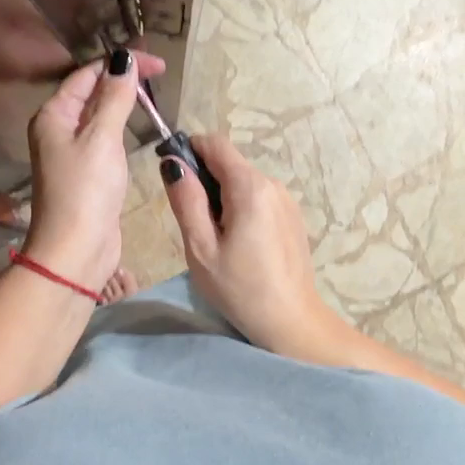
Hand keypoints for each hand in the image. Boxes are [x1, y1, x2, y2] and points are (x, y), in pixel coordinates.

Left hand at [23, 48, 165, 290]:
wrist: (75, 250)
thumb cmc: (85, 191)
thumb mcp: (102, 138)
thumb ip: (115, 98)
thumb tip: (124, 59)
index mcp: (53, 115)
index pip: (87, 74)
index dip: (120, 63)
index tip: (158, 64)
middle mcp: (58, 130)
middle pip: (92, 93)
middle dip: (122, 80)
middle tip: (160, 76)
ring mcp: (72, 153)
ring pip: (99, 116)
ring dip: (123, 103)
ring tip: (153, 96)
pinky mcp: (87, 173)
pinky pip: (105, 139)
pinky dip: (122, 127)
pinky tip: (140, 128)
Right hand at [161, 134, 345, 358]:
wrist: (291, 320)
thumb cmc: (240, 288)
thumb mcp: (200, 247)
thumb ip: (186, 200)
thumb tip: (172, 162)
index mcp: (249, 187)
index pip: (215, 143)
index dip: (190, 151)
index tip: (175, 178)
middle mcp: (272, 184)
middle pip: (230, 163)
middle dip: (205, 181)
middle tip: (195, 224)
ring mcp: (286, 200)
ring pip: (243, 182)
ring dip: (223, 198)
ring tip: (217, 241)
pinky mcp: (292, 216)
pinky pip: (259, 198)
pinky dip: (241, 209)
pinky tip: (239, 245)